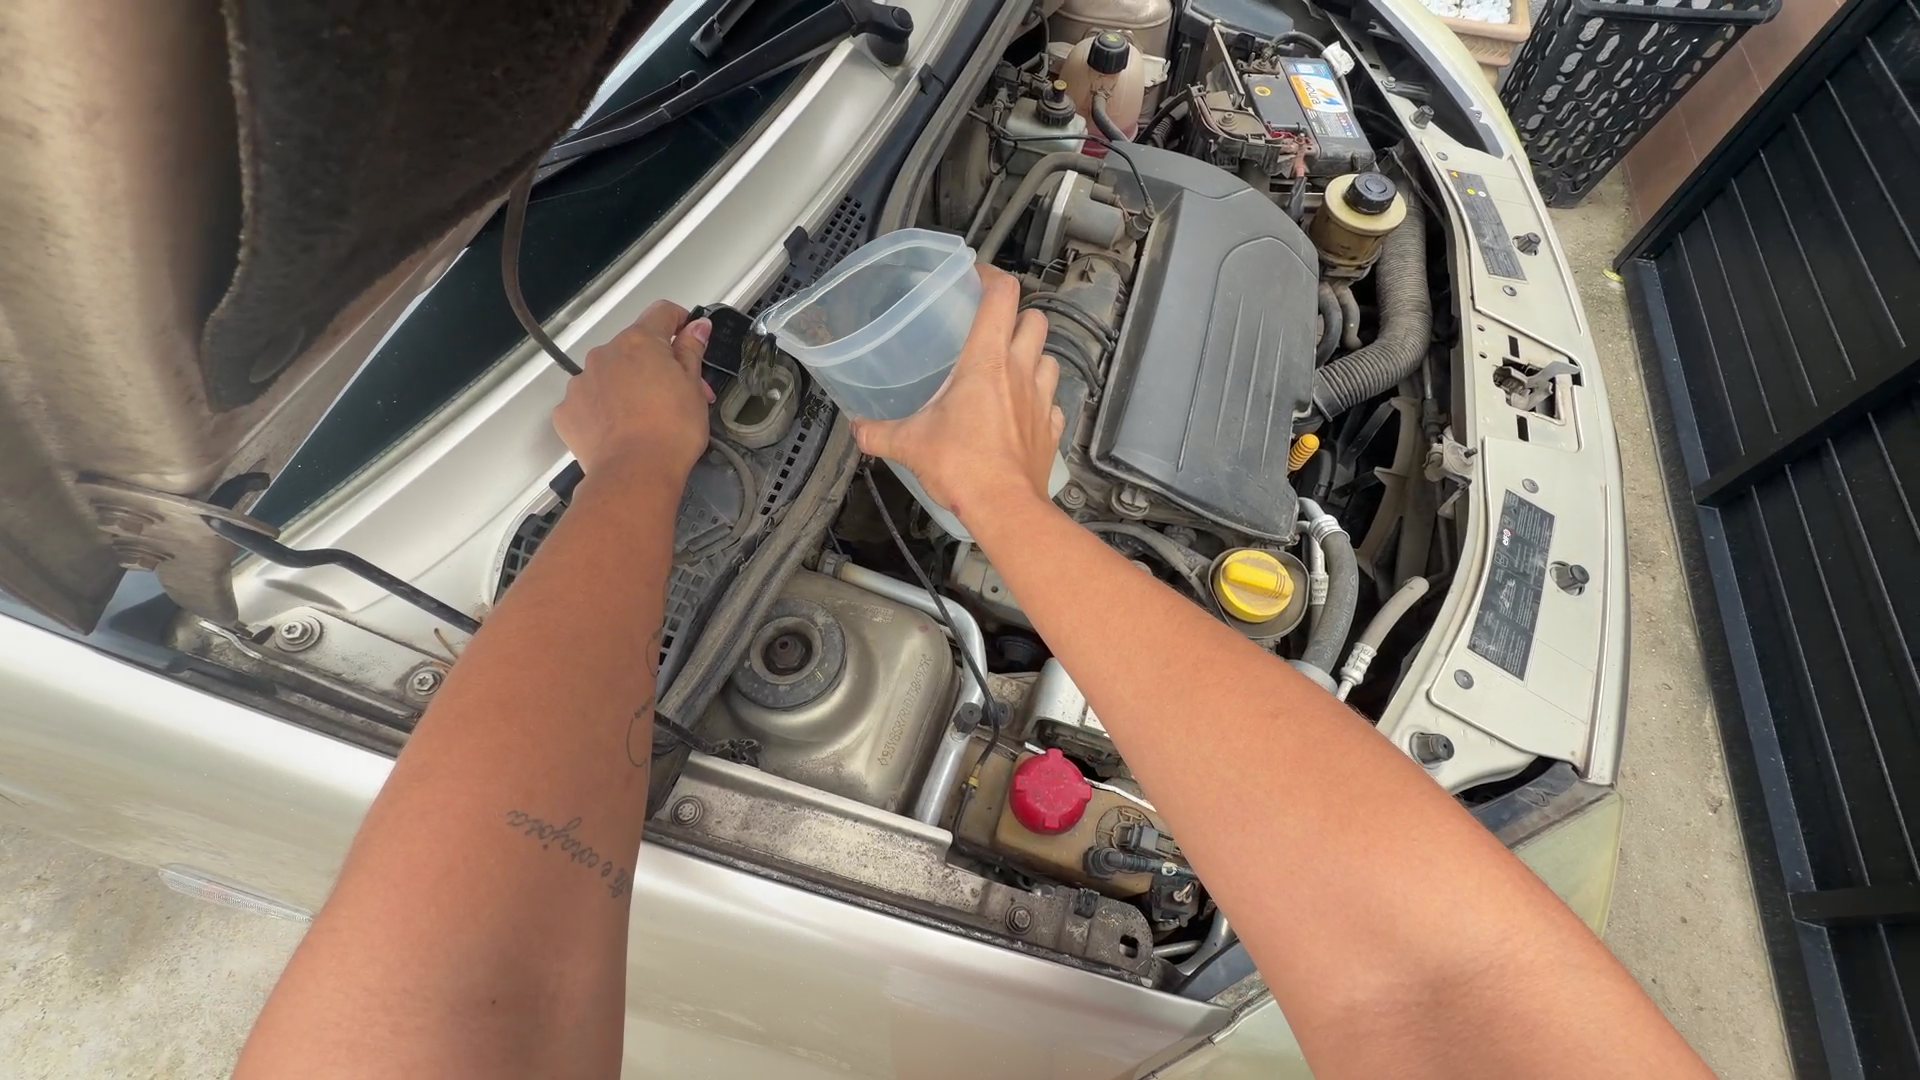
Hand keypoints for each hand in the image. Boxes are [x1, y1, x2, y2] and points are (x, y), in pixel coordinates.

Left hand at [553, 300, 714, 481]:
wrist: (635, 472)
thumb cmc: (672, 430)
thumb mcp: (694, 388)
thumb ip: (691, 351)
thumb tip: (697, 326)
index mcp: (640, 342)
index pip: (662, 313)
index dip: (680, 321)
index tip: (690, 336)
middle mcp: (606, 354)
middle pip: (635, 348)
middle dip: (657, 365)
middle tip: (679, 395)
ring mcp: (582, 382)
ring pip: (611, 373)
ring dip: (630, 385)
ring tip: (648, 417)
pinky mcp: (568, 411)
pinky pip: (590, 401)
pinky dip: (606, 409)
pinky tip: (622, 429)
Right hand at [852, 266, 1062, 521]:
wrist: (1004, 508)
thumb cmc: (962, 468)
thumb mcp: (910, 445)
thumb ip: (879, 433)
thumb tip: (858, 429)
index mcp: (986, 362)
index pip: (1002, 296)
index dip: (992, 277)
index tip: (976, 278)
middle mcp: (1020, 373)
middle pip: (1035, 320)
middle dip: (1017, 317)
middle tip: (993, 329)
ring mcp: (1041, 401)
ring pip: (1050, 358)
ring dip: (1033, 356)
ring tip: (1010, 369)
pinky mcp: (1050, 429)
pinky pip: (1053, 402)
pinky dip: (1041, 400)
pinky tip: (1023, 412)